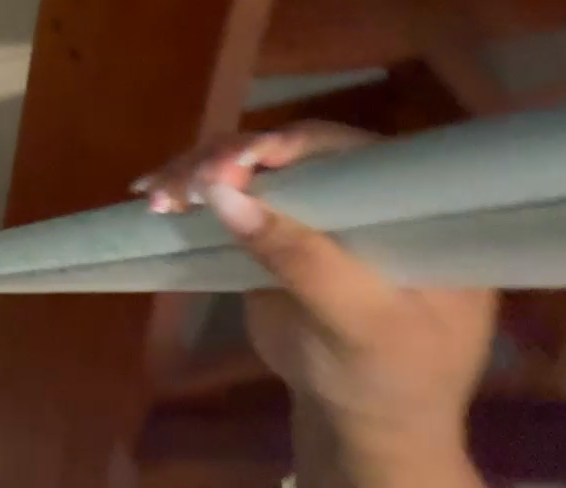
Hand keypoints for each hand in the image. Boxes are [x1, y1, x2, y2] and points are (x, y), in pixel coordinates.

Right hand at [140, 122, 495, 478]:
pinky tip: (153, 194)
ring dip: (194, 173)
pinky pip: (223, 191)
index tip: (238, 161)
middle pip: (285, 153)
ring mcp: (310, 211)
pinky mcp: (269, 225)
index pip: (353, 157)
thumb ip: (301, 258)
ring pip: (244, 167)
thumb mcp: (356, 323)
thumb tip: (219, 191)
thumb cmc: (381, 377)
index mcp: (413, 216)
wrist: (354, 419)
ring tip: (156, 195)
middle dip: (225, 160)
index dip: (295, 146)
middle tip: (181, 185)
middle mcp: (361, 201)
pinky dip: (186, 189)